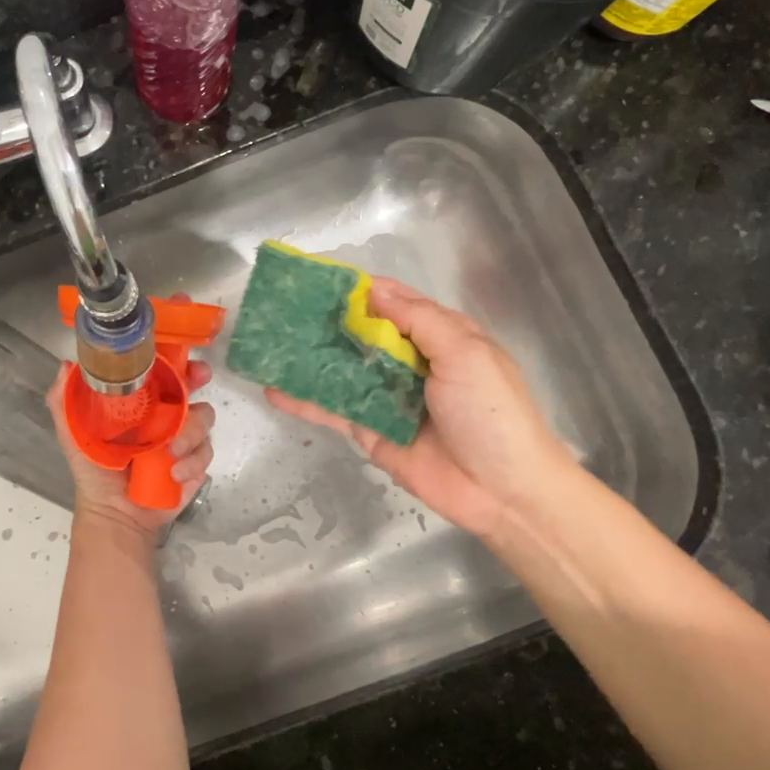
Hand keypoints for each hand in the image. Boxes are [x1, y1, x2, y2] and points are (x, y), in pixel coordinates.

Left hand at [47, 358, 215, 541]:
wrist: (112, 513)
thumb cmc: (94, 469)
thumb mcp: (73, 434)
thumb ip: (64, 402)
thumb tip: (66, 365)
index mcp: (140, 401)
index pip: (160, 370)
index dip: (171, 357)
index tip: (173, 354)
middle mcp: (165, 413)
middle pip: (192, 385)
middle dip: (199, 376)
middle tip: (198, 379)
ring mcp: (185, 437)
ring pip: (203, 417)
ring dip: (191, 431)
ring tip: (172, 451)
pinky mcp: (196, 462)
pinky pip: (205, 452)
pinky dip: (192, 462)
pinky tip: (173, 474)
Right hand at [266, 277, 576, 537]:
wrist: (501, 490)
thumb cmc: (491, 413)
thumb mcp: (465, 353)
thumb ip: (418, 319)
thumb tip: (373, 288)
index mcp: (440, 336)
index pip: (395, 302)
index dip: (361, 290)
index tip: (320, 279)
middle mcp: (409, 362)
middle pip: (361, 334)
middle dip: (326, 320)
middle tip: (282, 308)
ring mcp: (386, 397)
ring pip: (340, 369)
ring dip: (308, 356)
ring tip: (268, 342)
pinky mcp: (368, 429)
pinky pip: (331, 410)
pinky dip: (303, 401)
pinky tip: (272, 389)